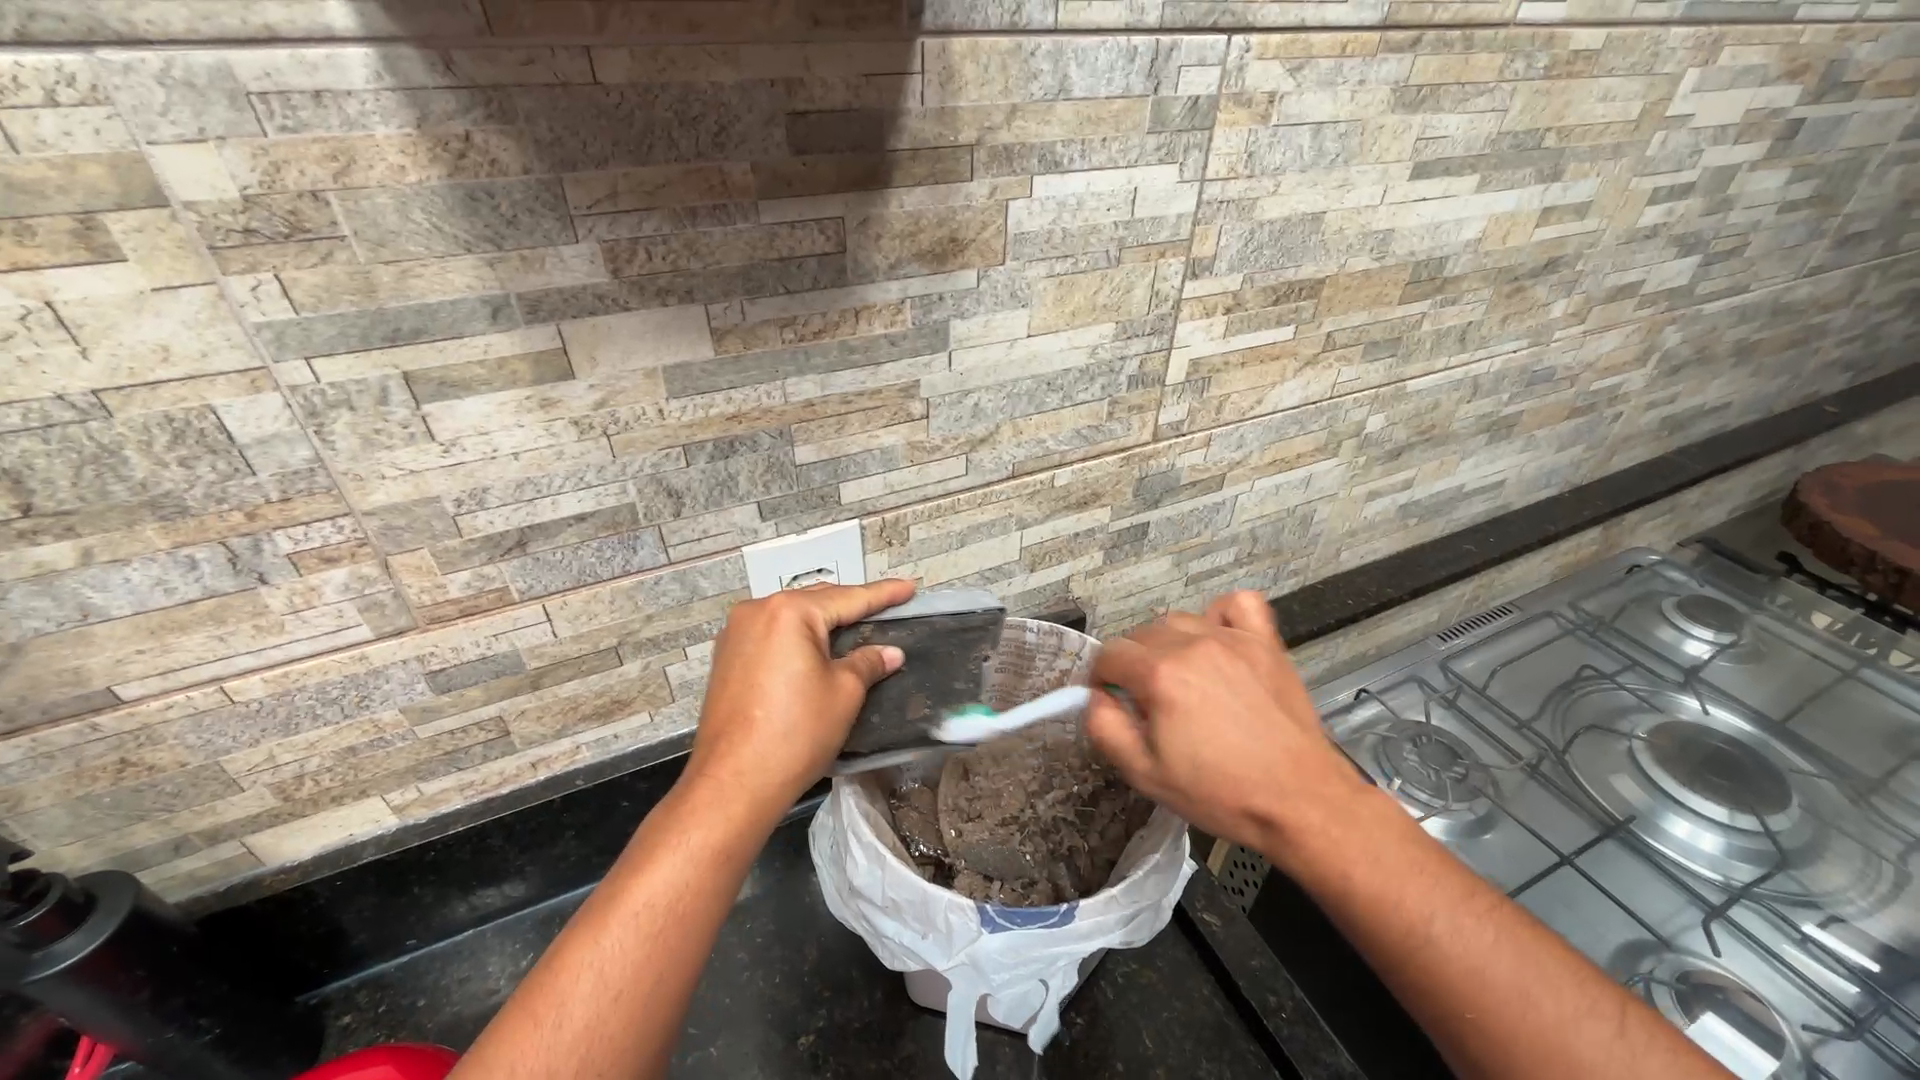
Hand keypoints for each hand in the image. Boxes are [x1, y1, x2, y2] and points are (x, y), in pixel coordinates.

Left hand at [686, 579, 915, 812]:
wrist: (733, 782)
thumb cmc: (796, 733)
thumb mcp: (844, 693)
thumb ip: (868, 663)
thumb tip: (890, 653)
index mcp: (789, 612)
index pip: (847, 598)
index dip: (883, 595)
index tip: (909, 588)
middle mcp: (756, 612)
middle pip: (816, 603)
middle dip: (851, 606)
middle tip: (886, 608)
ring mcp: (735, 635)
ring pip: (791, 618)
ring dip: (822, 623)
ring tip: (855, 627)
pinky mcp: (726, 659)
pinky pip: (772, 636)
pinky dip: (797, 639)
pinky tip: (816, 650)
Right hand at [1085, 591, 1371, 855]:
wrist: (1299, 800)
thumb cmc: (1221, 793)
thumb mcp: (1144, 774)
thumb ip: (1104, 727)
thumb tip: (1096, 697)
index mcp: (1161, 676)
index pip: (1109, 654)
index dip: (1101, 678)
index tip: (1111, 700)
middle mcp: (1194, 646)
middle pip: (1141, 634)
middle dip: (1133, 664)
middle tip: (1148, 703)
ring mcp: (1233, 640)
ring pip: (1180, 620)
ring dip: (1169, 644)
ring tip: (1181, 680)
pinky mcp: (1266, 644)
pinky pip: (1236, 604)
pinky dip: (1220, 616)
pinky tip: (1217, 643)